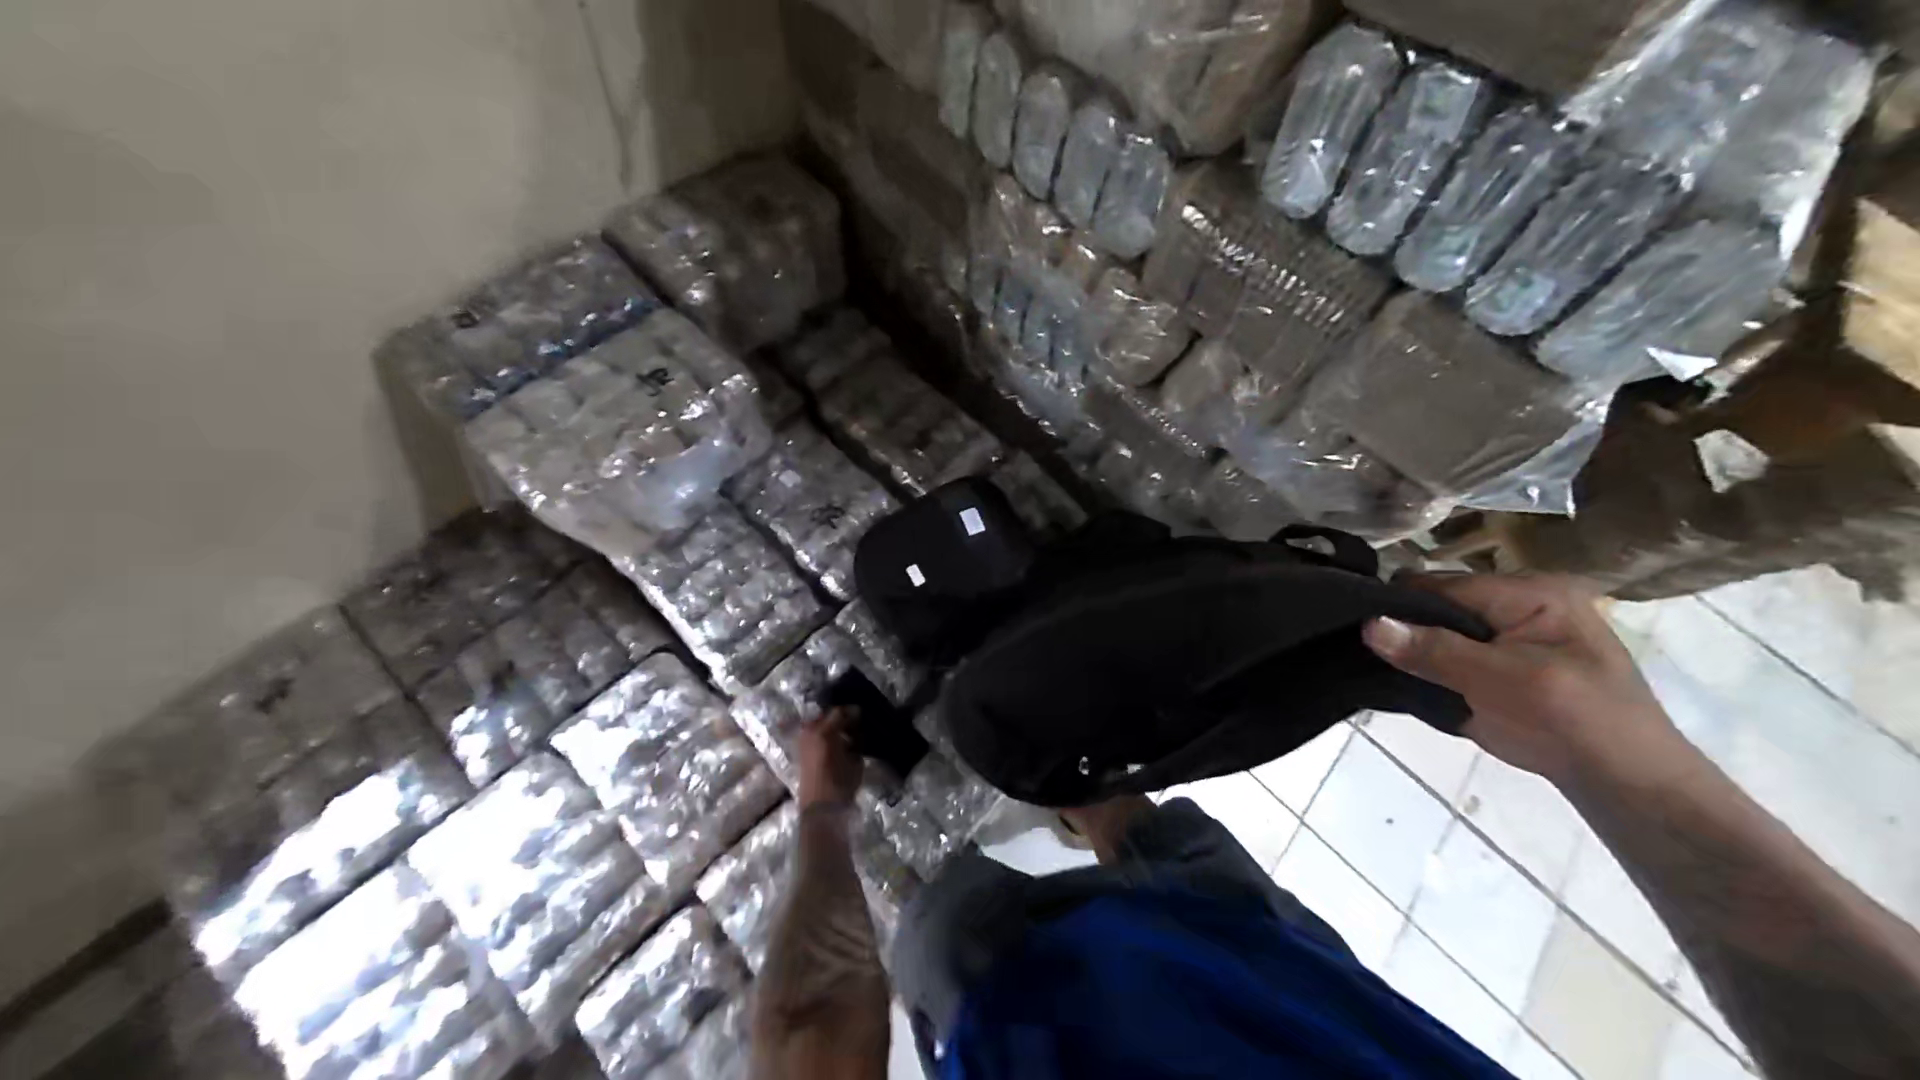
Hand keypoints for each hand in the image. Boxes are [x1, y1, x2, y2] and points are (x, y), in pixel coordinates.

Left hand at [798, 707, 863, 809]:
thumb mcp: (854, 761)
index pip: (839, 712)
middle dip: (839, 717)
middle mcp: (809, 732)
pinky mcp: (800, 753)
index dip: (852, 711)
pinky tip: (836, 743)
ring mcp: (802, 742)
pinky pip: (813, 736)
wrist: (819, 809)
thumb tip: (856, 732)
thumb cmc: (840, 784)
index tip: (862, 713)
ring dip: (830, 726)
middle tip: (854, 722)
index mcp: (823, 731)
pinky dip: (823, 736)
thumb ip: (855, 741)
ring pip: (817, 725)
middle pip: (825, 716)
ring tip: (845, 733)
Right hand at [1362, 573, 1682, 788]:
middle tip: (1359, 652)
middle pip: (1430, 604)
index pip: (1439, 585)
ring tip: (1365, 664)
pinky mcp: (1485, 664)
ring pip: (1427, 630)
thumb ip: (1436, 651)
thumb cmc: (1577, 721)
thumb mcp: (1505, 681)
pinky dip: (1414, 666)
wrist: (1622, 782)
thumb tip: (1369, 624)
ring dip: (1402, 650)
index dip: (1397, 605)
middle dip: (1398, 627)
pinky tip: (1390, 677)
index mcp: (1526, 592)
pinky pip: (1435, 654)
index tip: (1355, 629)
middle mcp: (1508, 603)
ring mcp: (1497, 635)